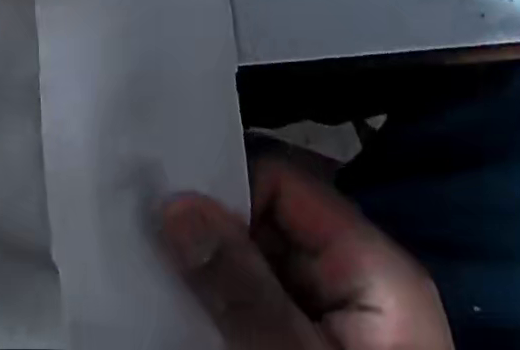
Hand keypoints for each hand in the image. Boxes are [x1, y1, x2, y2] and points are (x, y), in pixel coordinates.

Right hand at [160, 154, 452, 349]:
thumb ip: (239, 287)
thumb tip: (177, 204)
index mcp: (372, 264)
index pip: (287, 186)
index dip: (229, 191)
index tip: (167, 210)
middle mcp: (356, 278)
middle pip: (271, 223)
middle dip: (213, 234)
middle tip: (146, 241)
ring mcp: (337, 317)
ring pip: (259, 265)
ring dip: (211, 274)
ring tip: (152, 274)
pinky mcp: (314, 346)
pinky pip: (261, 306)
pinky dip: (223, 309)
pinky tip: (181, 313)